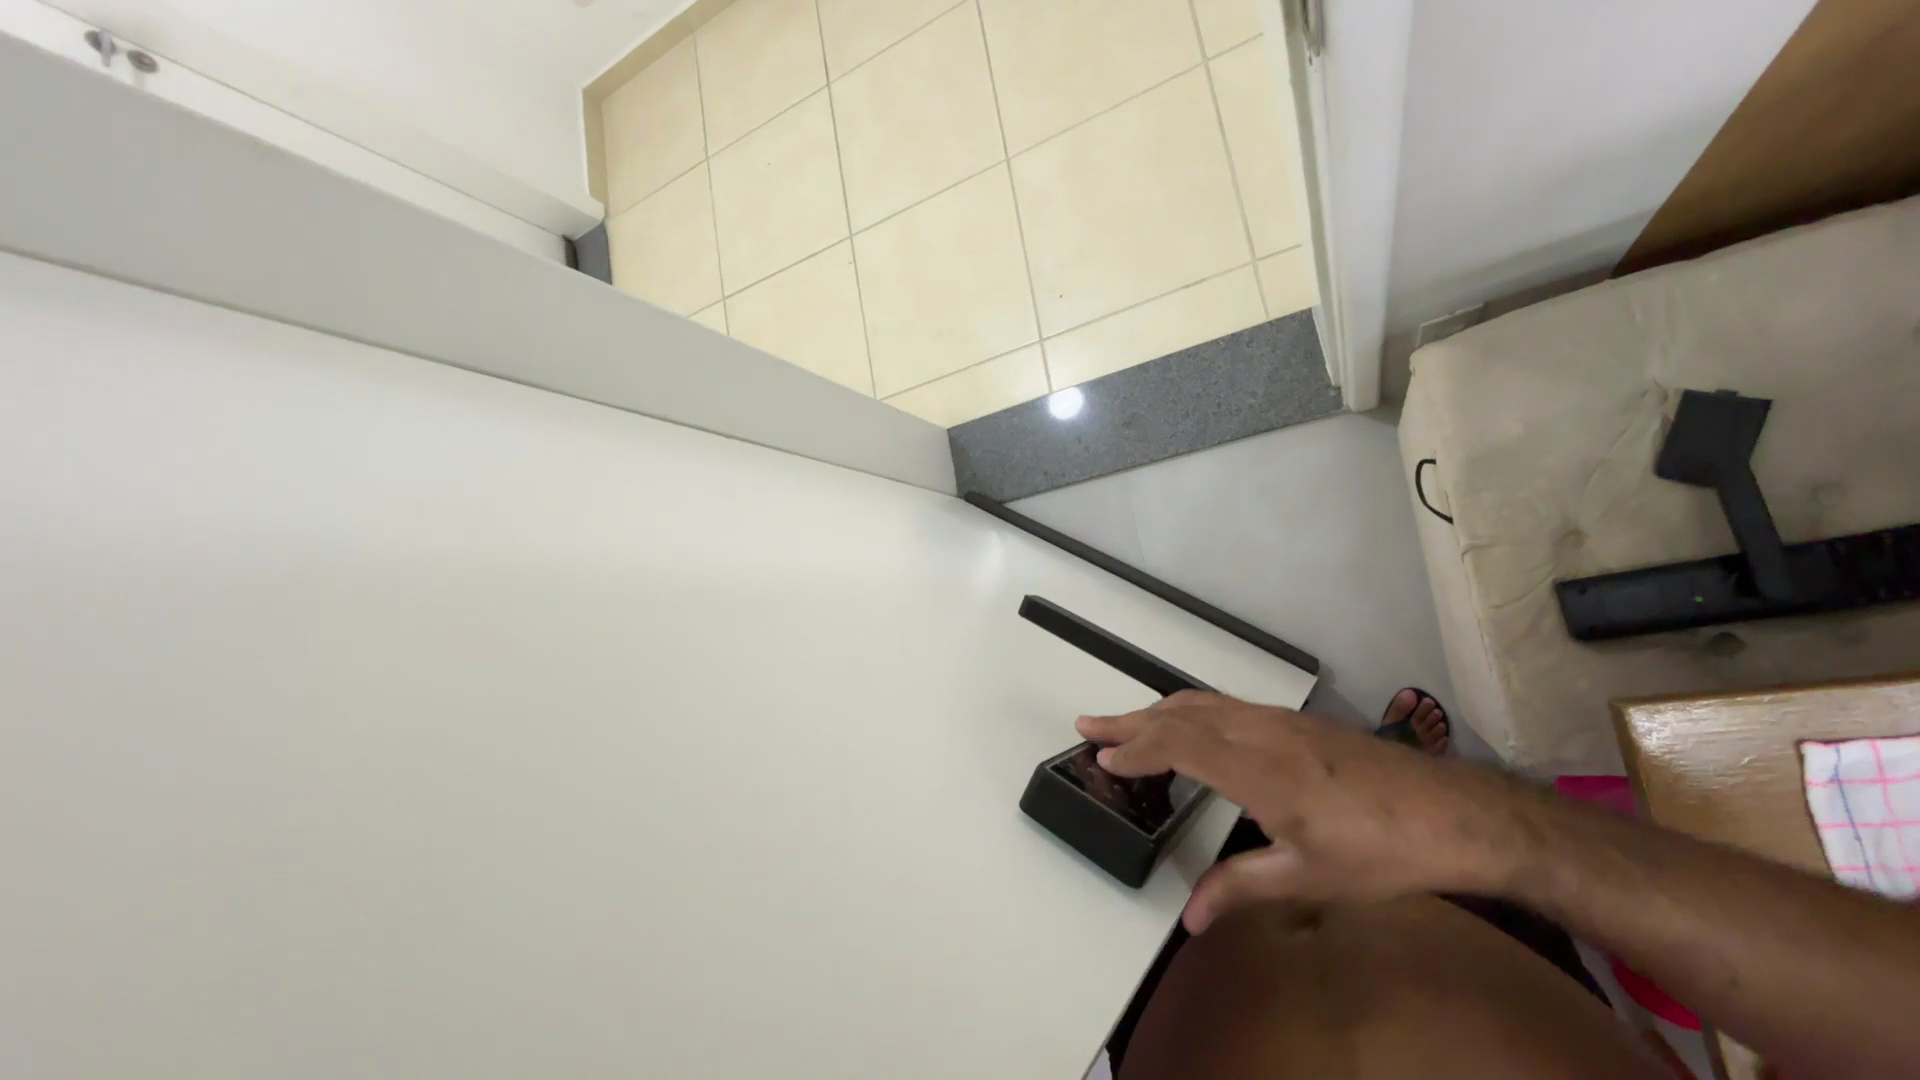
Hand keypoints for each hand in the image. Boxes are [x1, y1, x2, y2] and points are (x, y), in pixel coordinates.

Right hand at [1076, 691, 1537, 932]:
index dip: (1136, 748)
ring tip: (1126, 721)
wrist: (1455, 814)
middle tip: (1089, 724)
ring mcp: (1281, 721)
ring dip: (1158, 710)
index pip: (1180, 745)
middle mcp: (1263, 732)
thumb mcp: (1308, 877)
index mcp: (1260, 770)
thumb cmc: (1381, 850)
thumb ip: (1239, 887)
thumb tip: (1189, 920)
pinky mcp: (1296, 721)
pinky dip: (1189, 709)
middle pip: (1182, 713)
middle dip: (1131, 720)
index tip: (1101, 757)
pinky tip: (1188, 722)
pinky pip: (1226, 704)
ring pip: (1204, 703)